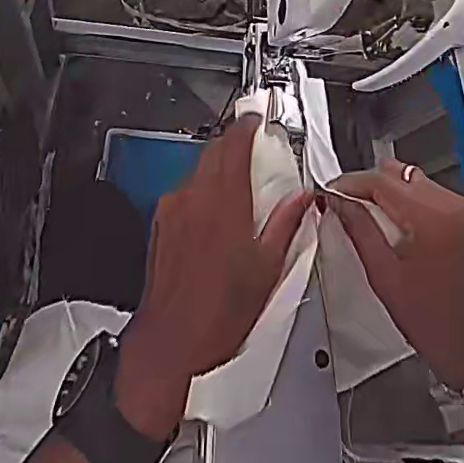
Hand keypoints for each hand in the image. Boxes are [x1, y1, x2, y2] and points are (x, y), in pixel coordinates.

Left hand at [116, 115, 311, 438]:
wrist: (171, 344)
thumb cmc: (218, 314)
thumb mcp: (267, 268)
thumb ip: (287, 222)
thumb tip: (302, 198)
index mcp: (225, 203)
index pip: (233, 144)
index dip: (246, 124)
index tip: (256, 117)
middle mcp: (194, 199)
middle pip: (214, 150)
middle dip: (234, 142)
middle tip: (252, 145)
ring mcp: (173, 210)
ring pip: (198, 169)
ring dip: (218, 165)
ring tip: (238, 182)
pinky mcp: (161, 224)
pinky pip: (184, 191)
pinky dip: (202, 188)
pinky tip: (215, 211)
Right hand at [327, 159, 463, 391]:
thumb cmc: (437, 324)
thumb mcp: (385, 276)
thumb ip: (360, 230)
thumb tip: (341, 203)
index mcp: (434, 219)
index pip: (382, 181)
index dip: (351, 182)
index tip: (334, 189)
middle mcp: (455, 208)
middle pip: (401, 174)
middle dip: (370, 185)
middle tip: (347, 202)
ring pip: (417, 180)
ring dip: (391, 192)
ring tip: (370, 216)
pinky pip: (434, 195)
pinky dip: (412, 202)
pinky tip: (398, 225)